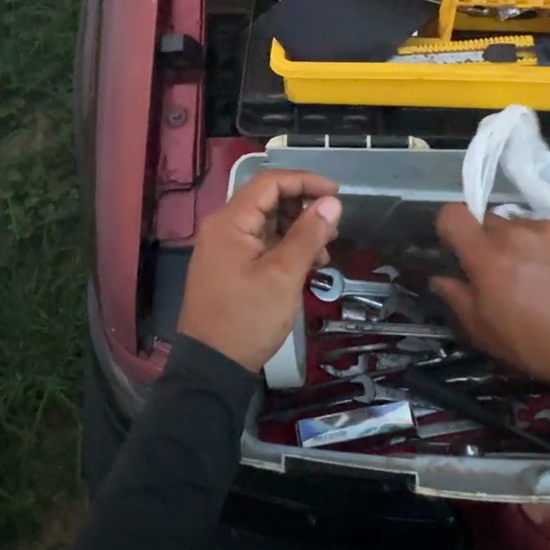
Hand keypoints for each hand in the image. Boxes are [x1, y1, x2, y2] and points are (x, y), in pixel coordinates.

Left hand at [175, 170, 341, 370]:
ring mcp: (225, 247)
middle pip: (268, 200)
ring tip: (325, 250)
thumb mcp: (284, 275)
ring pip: (268, 222)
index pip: (270, 182)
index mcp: (230, 222)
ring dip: (298, 229)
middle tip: (334, 227)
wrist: (212, 367)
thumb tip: (332, 202)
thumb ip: (308, 234)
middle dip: (304, 208)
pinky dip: (286, 247)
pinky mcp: (231, 266)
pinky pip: (262, 243)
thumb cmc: (248, 318)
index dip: (306, 181)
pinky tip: (310, 264)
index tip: (337, 194)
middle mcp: (224, 227)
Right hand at [430, 204, 549, 393]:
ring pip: (520, 226)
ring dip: (519, 243)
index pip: (453, 214)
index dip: (450, 228)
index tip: (458, 249)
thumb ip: (457, 298)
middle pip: (488, 221)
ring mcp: (549, 230)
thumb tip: (440, 278)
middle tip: (501, 272)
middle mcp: (515, 234)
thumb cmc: (536, 345)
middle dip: (487, 241)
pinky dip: (548, 246)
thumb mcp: (485, 332)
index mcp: (486, 257)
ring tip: (537, 275)